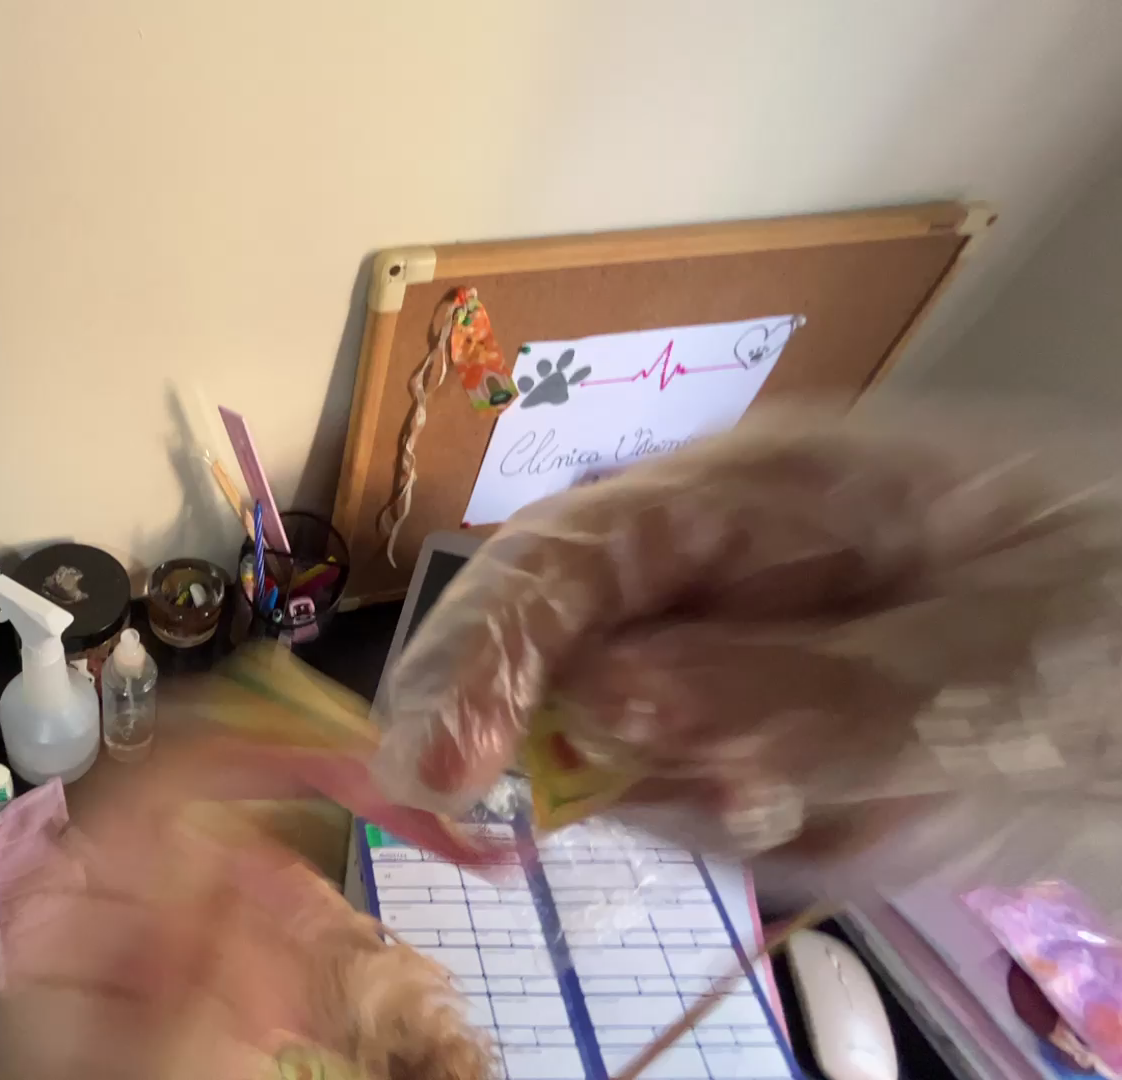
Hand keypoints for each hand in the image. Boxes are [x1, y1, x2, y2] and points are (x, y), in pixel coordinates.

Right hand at [373, 411, 1121, 880]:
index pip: (559, 561)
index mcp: (746, 497)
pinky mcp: (718, 716)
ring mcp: (697, 643)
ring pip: (606, 737)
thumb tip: (601, 705)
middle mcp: (689, 564)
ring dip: (702, 797)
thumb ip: (810, 691)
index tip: (433, 771)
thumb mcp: (1015, 671)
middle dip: (537, 730)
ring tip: (874, 800)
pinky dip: (754, 824)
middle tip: (500, 806)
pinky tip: (867, 807)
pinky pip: (677, 789)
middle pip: (540, 642)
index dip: (478, 654)